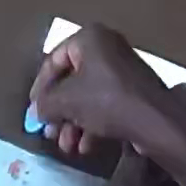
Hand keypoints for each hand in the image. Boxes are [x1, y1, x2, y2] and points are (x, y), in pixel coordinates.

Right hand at [30, 24, 182, 157]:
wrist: (154, 119)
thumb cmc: (106, 100)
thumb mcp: (68, 101)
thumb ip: (45, 104)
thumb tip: (34, 111)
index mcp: (90, 38)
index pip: (54, 59)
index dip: (40, 87)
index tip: (32, 111)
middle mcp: (105, 46)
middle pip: (70, 79)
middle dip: (58, 110)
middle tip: (50, 132)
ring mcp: (120, 67)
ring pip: (86, 94)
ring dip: (73, 122)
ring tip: (67, 146)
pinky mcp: (131, 88)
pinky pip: (103, 102)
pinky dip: (91, 123)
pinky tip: (85, 146)